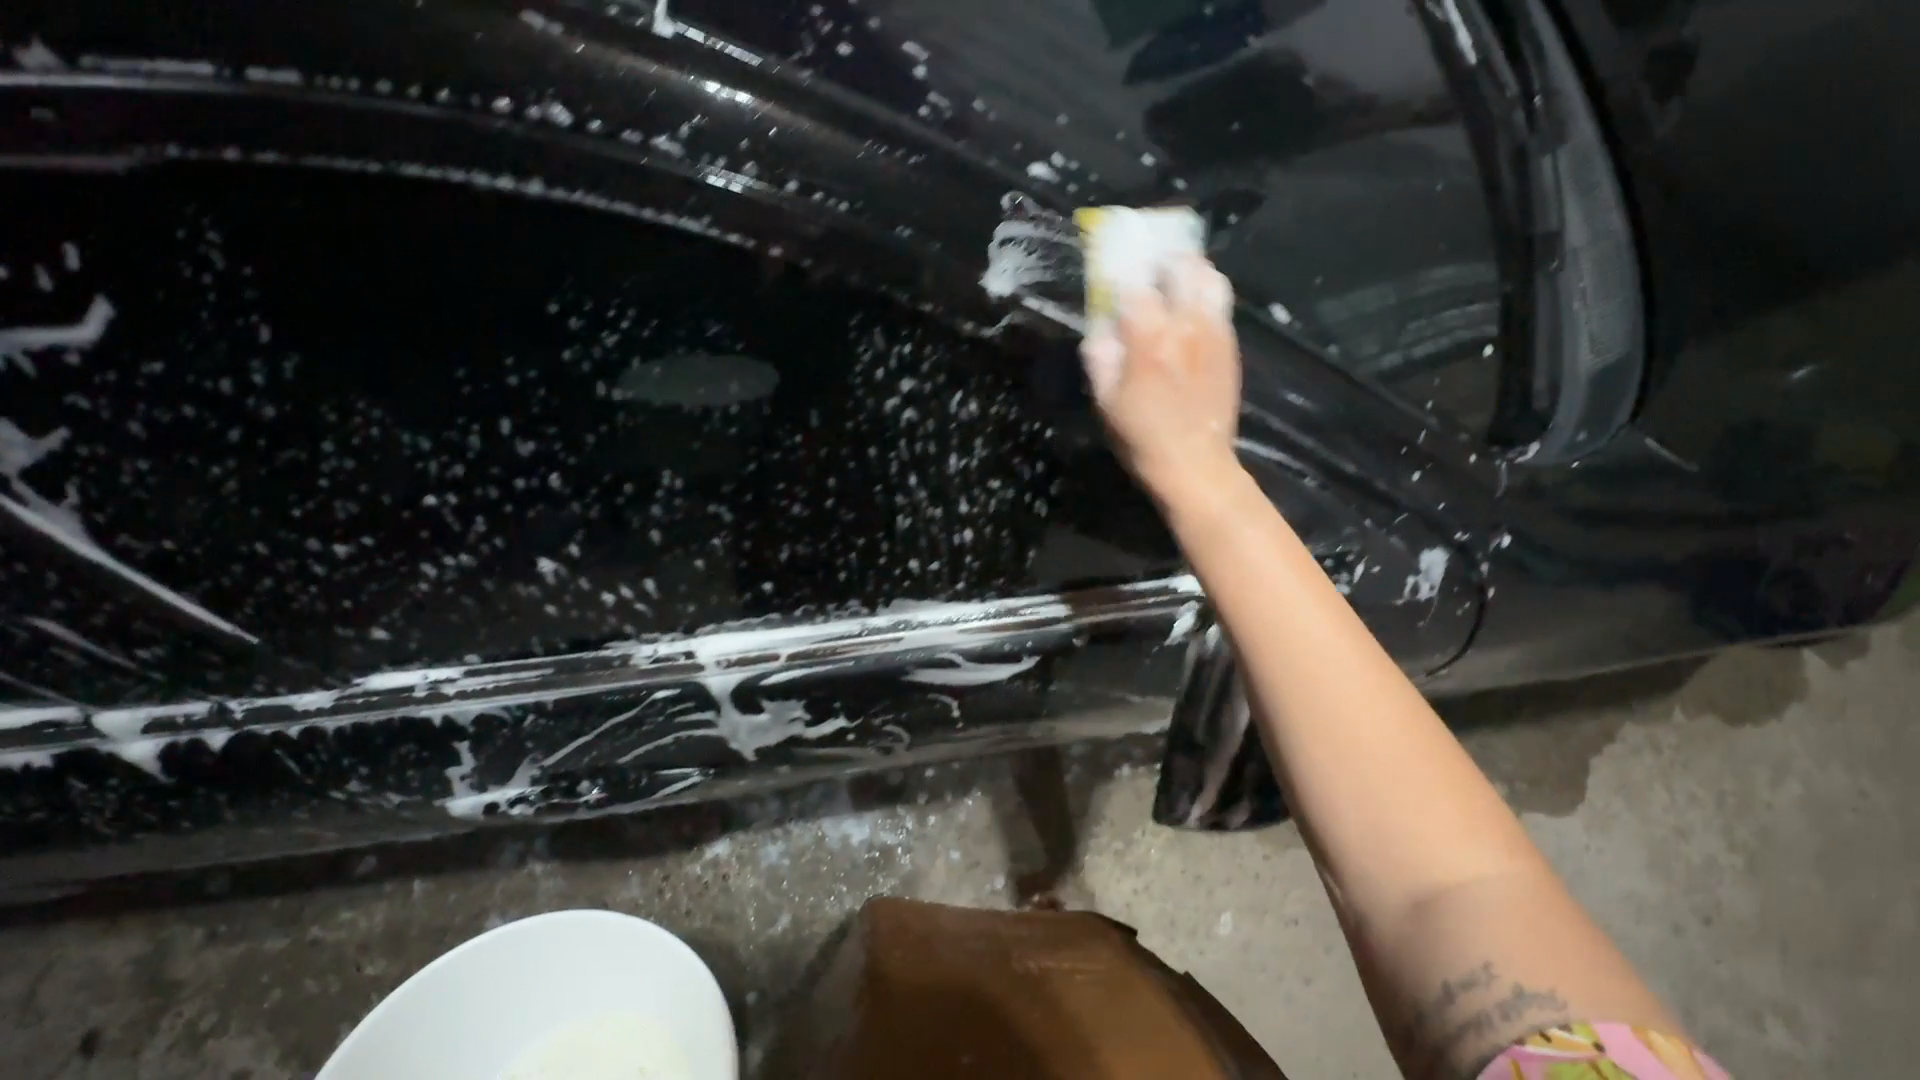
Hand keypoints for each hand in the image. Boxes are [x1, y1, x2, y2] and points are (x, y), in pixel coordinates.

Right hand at [1079, 254, 1242, 504]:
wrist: (1195, 464)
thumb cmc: (1141, 437)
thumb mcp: (1105, 401)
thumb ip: (1099, 356)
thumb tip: (1101, 327)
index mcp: (1149, 338)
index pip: (1135, 286)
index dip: (1121, 277)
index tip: (1112, 281)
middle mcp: (1186, 325)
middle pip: (1182, 267)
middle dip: (1163, 262)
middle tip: (1150, 271)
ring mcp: (1214, 333)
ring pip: (1210, 279)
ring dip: (1192, 272)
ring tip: (1177, 280)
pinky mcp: (1230, 346)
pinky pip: (1221, 305)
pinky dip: (1205, 297)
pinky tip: (1192, 312)